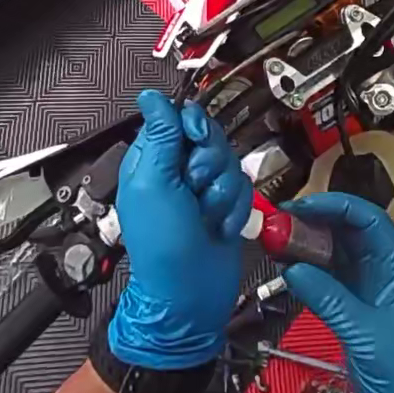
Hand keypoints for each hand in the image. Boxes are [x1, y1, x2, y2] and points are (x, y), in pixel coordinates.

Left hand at [108, 90, 252, 369]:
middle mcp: (177, 171)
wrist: (191, 295)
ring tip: (206, 215)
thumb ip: (159, 136)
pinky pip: (243, 189)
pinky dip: (235, 210)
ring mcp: (202, 189)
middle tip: (196, 187)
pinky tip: (219, 227)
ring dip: (222, 193)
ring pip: (230, 162)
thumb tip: (151, 97)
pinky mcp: (224, 206)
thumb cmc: (164, 247)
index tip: (195, 143)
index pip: (178, 118)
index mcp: (152, 160)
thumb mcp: (155, 184)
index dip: (193, 127)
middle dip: (211, 164)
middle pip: (210, 138)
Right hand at [282, 192, 393, 392]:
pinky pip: (331, 278)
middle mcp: (387, 272)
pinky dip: (310, 270)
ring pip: (338, 253)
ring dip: (309, 245)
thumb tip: (291, 267)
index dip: (333, 206)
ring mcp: (372, 290)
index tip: (296, 207)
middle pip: (350, 232)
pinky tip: (286, 267)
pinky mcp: (358, 309)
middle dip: (315, 222)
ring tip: (275, 240)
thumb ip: (328, 297)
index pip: (368, 220)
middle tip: (277, 222)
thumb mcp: (365, 335)